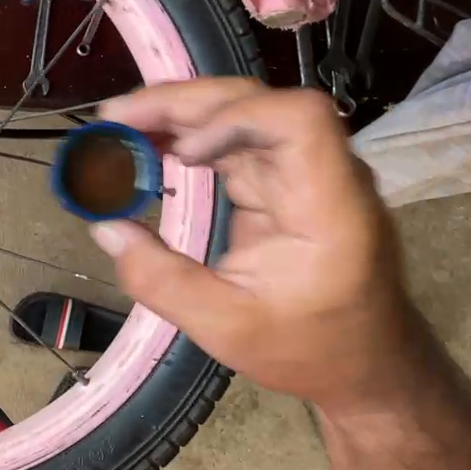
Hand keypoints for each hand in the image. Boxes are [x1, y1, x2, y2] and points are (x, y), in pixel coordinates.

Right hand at [86, 79, 423, 413]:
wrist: (366, 366)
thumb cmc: (308, 350)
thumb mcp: (224, 328)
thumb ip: (159, 279)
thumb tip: (104, 228)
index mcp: (325, 206)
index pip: (298, 119)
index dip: (234, 119)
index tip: (183, 153)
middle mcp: (318, 175)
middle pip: (257, 103)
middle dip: (182, 103)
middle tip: (113, 117)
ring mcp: (301, 174)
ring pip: (239, 113)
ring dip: (176, 112)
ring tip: (117, 124)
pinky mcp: (281, 183)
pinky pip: (231, 141)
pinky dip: (185, 135)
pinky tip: (146, 142)